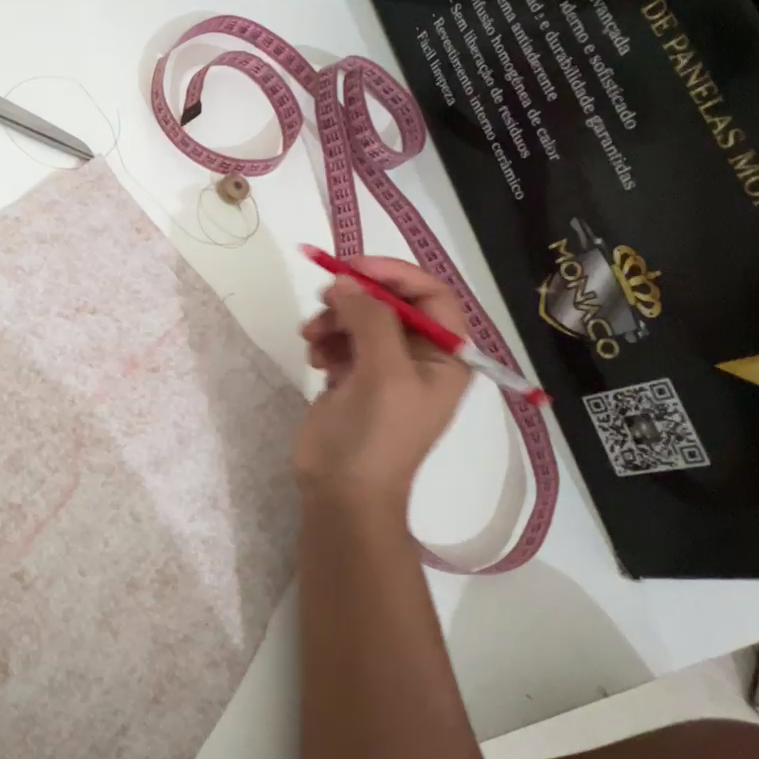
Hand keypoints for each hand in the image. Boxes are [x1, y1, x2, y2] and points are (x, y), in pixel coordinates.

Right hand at [294, 258, 470, 512]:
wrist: (342, 491)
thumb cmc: (375, 435)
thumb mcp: (383, 373)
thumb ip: (370, 319)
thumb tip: (345, 281)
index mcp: (446, 356)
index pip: (430, 294)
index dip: (394, 274)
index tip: (352, 267)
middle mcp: (419, 356)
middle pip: (390, 302)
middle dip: (356, 298)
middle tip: (323, 299)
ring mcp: (384, 368)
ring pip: (358, 318)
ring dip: (333, 320)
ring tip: (312, 338)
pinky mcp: (352, 378)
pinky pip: (340, 339)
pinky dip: (324, 340)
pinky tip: (315, 359)